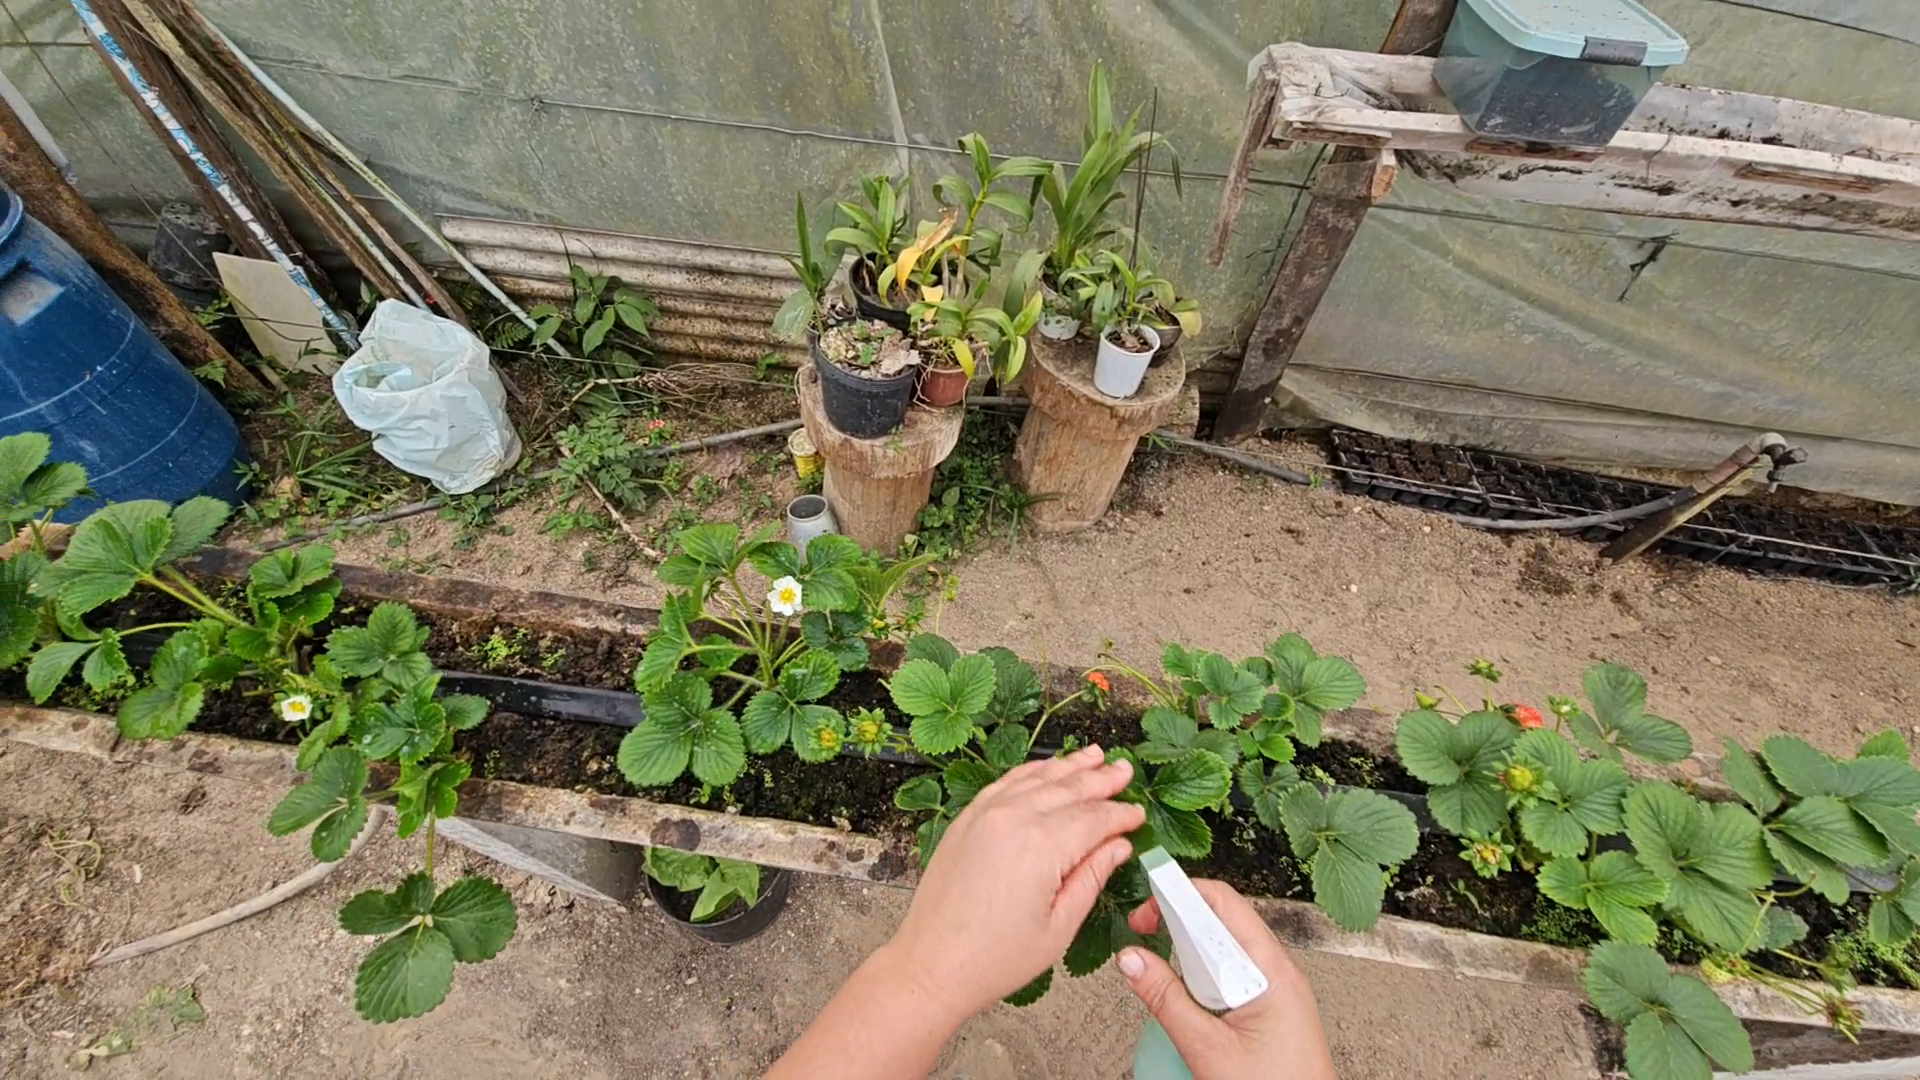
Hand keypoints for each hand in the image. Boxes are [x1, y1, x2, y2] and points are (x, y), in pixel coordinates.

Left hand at [883, 745, 1144, 1019]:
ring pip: (1038, 778)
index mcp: (1041, 846)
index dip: (1120, 814)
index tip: (1139, 813)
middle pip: (1068, 789)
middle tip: (1125, 768)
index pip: (1093, 819)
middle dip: (1101, 778)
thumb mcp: (1059, 927)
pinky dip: (1032, 771)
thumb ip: (1091, 877)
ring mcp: (987, 812)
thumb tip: (1119, 845)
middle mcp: (1014, 818)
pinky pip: (1007, 781)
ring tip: (1095, 755)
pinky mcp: (969, 815)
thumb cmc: (995, 957)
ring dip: (1070, 765)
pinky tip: (1048, 767)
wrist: (932, 962)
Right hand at [1117, 879, 1337, 1079]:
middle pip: (1222, 918)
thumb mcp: (1209, 1051)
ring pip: (1226, 945)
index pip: (1220, 902)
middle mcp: (1279, 971)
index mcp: (1271, 970)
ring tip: (1162, 963)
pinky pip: (1232, 971)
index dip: (1177, 895)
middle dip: (1178, 918)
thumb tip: (1131, 958)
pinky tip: (1188, 992)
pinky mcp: (1273, 1009)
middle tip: (1143, 932)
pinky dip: (1203, 972)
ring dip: (1190, 947)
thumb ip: (1166, 1000)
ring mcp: (1278, 990)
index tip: (1144, 909)